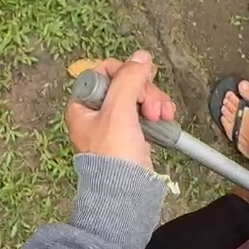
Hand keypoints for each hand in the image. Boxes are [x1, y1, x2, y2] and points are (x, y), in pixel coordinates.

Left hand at [64, 51, 176, 168]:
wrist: (127, 191)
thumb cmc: (114, 157)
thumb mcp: (119, 111)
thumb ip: (129, 80)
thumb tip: (141, 57)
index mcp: (83, 105)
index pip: (104, 72)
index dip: (125, 74)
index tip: (139, 83)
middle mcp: (97, 113)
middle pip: (126, 84)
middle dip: (145, 92)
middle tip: (153, 108)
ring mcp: (115, 124)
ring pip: (139, 97)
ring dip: (155, 102)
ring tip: (162, 116)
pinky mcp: (132, 134)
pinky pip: (146, 113)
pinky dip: (158, 113)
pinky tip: (165, 120)